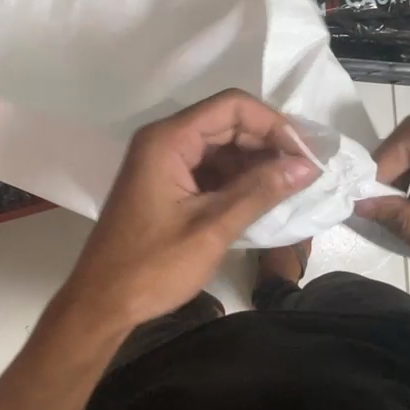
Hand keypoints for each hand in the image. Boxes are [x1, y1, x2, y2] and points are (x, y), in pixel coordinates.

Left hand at [54, 90, 321, 330]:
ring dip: (254, 163)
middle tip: (305, 173)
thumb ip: (260, 191)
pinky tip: (262, 199)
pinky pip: (207, 169)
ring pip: (219, 147)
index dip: (273, 124)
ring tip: (290, 188)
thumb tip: (307, 166)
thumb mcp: (213, 228)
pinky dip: (235, 180)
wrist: (102, 302)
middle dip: (267, 144)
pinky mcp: (164, 184)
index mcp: (167, 140)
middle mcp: (162, 141)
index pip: (231, 107)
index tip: (305, 154)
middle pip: (226, 123)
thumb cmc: (152, 266)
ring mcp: (161, 163)